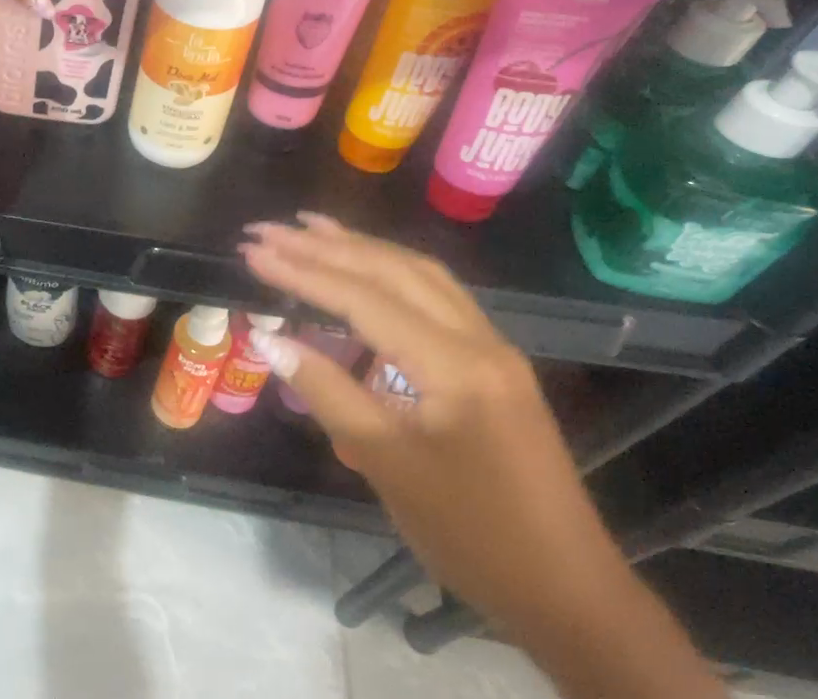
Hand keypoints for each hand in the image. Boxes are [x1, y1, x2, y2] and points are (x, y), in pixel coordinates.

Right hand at [238, 214, 630, 635]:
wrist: (566, 589)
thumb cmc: (470, 532)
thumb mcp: (388, 465)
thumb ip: (328, 392)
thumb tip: (270, 339)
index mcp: (456, 365)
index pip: (365, 299)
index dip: (303, 272)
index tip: (250, 250)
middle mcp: (480, 341)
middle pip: (396, 272)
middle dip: (328, 245)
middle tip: (268, 228)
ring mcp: (493, 351)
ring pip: (422, 277)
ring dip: (363, 249)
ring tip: (311, 229)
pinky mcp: (494, 367)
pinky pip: (437, 301)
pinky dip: (391, 276)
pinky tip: (365, 274)